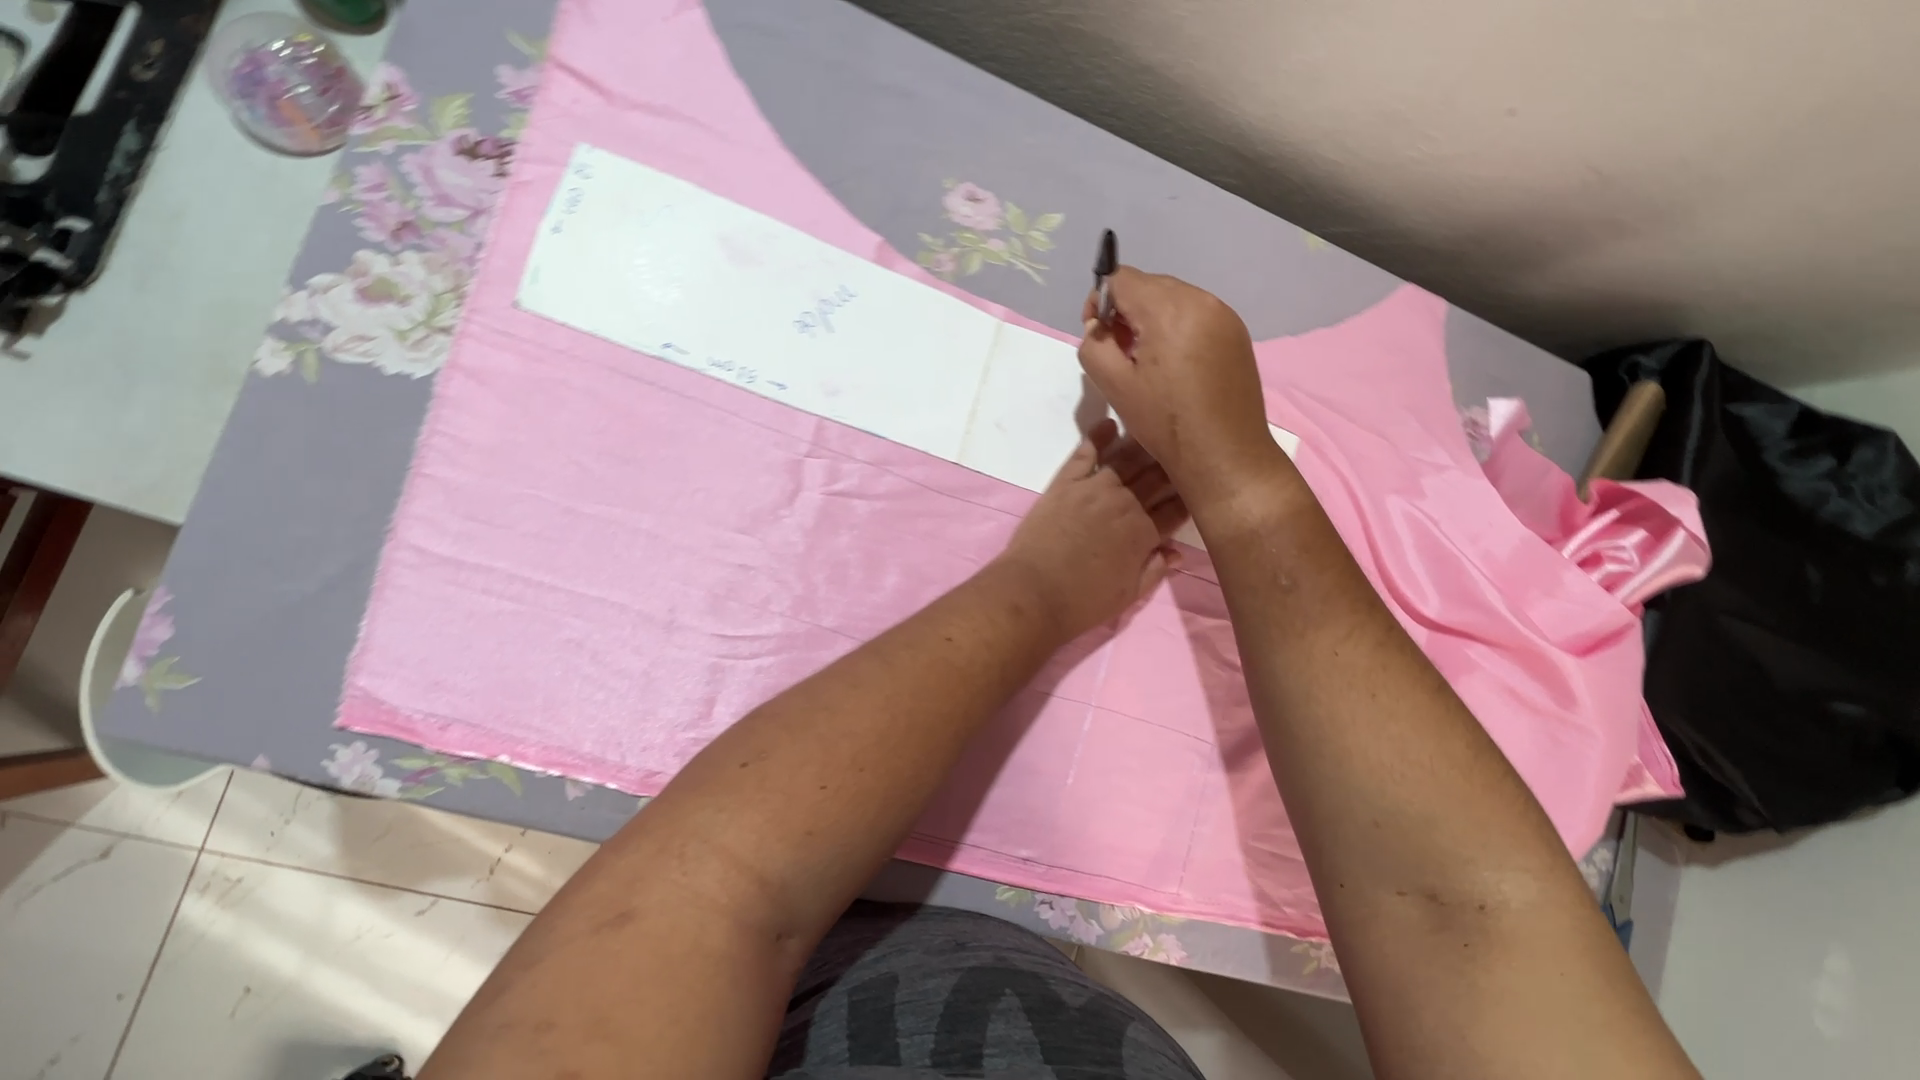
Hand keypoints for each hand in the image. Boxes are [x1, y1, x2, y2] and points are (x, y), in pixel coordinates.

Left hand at [994, 419, 1187, 642]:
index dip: (1191, 495)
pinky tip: (1110, 423)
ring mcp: (1094, 488)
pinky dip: (1098, 436)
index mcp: (1145, 533)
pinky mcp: (1065, 482)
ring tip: (1155, 430)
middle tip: (1182, 449)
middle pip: (1157, 476)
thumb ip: (1155, 570)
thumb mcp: (1128, 595)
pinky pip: (1085, 453)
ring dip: (1143, 444)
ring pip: (1127, 458)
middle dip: (1173, 463)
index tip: (1201, 482)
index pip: (1178, 507)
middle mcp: (1126, 503)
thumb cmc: (1083, 602)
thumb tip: (1178, 553)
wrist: (1035, 592)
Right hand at [1078, 267, 1286, 517]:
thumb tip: (1099, 327)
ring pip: (1174, 299)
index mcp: (1168, 310)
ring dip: (1153, 319)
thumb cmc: (1165, 422)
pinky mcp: (1237, 333)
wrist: (1225, 454)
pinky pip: (1197, 315)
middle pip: (1150, 286)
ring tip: (1147, 361)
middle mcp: (1200, 301)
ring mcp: (1224, 315)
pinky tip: (1175, 366)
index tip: (1098, 334)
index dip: (1100, 301)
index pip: (1122, 279)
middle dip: (1127, 310)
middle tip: (1119, 351)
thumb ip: (1094, 346)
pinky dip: (1178, 329)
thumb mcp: (1114, 386)